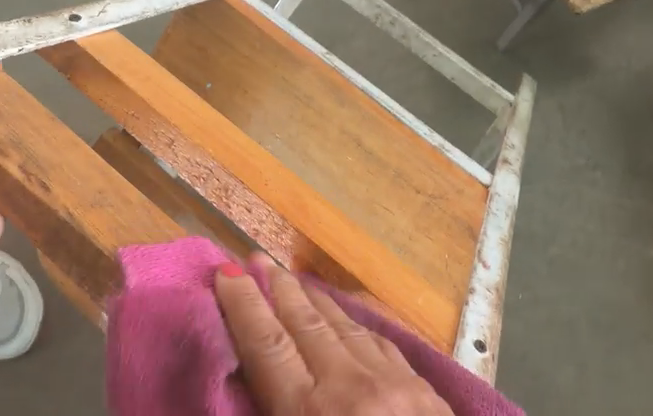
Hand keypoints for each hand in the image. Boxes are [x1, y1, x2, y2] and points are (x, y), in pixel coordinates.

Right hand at [215, 253, 454, 415]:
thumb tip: (253, 385)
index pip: (268, 345)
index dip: (243, 306)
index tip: (225, 273)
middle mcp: (351, 388)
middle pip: (306, 325)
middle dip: (277, 288)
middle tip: (255, 258)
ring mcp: (395, 386)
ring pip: (345, 328)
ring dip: (315, 301)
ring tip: (292, 278)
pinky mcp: (427, 394)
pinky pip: (382, 345)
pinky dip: (357, 325)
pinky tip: (349, 319)